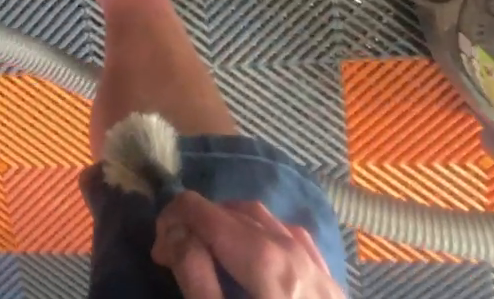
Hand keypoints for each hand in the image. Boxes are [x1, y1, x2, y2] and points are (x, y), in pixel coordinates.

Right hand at [153, 192, 343, 298]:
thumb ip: (195, 275)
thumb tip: (175, 236)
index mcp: (264, 260)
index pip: (199, 210)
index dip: (170, 223)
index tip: (161, 257)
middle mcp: (292, 250)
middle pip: (226, 211)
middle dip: (193, 225)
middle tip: (174, 259)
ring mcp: (318, 266)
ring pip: (260, 218)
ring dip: (224, 224)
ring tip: (206, 254)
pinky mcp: (332, 285)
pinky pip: (291, 237)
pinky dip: (261, 234)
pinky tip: (251, 257)